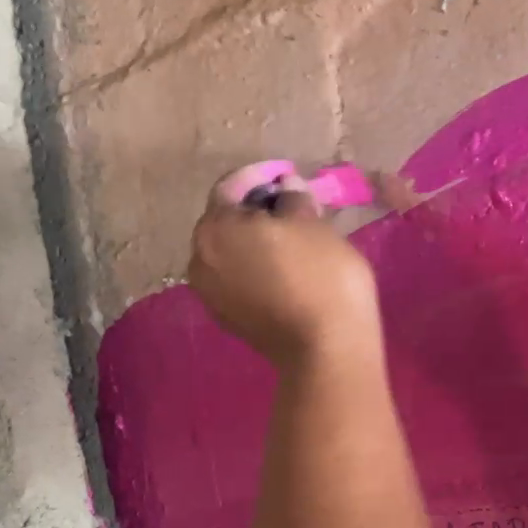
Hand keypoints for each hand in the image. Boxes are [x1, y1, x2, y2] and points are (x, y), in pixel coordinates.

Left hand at [188, 164, 381, 369]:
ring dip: (255, 247)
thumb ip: (294, 201)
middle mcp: (200, 257)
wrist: (327, 350)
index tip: (288, 177)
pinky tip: (286, 279)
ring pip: (232, 256)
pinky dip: (258, 274)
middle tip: (292, 215)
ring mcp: (211, 293)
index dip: (262, 177)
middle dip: (255, 216)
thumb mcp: (316, 227)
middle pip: (226, 224)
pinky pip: (240, 283)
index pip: (232, 188)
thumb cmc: (324, 279)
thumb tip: (286, 190)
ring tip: (290, 250)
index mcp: (216, 227)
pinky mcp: (230, 320)